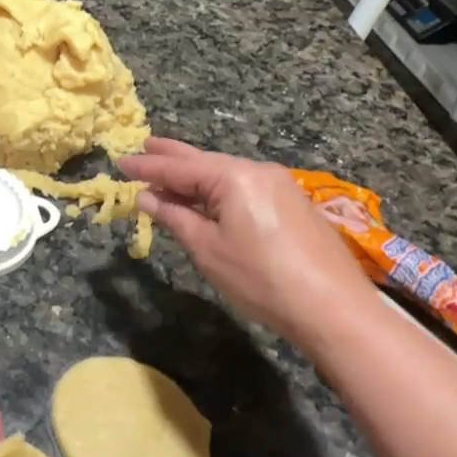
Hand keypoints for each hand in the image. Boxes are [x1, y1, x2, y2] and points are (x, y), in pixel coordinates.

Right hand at [117, 139, 372, 346]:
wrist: (336, 310)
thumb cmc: (263, 280)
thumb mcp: (208, 250)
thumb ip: (175, 218)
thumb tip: (147, 196)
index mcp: (233, 176)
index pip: (179, 167)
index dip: (147, 166)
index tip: (119, 162)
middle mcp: (257, 170)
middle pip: (204, 161)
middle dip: (172, 157)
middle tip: (144, 146)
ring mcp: (280, 185)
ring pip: (226, 174)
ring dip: (197, 176)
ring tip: (171, 174)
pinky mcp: (294, 204)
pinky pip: (245, 187)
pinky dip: (220, 189)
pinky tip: (209, 199)